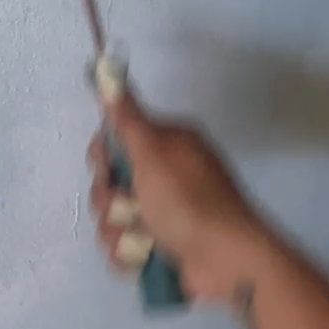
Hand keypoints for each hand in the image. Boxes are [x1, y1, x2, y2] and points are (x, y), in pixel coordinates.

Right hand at [88, 87, 270, 304]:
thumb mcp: (152, 152)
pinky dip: (129, 254)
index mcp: (167, 146)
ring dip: (118, 230)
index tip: (106, 166)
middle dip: (110, 199)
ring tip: (141, 238)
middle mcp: (164, 175)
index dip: (103, 156)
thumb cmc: (187, 200)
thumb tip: (108, 68)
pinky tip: (142, 257)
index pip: (115, 140)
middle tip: (127, 206)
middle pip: (109, 182)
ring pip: (112, 217)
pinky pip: (123, 246)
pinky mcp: (160, 247)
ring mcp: (162, 213)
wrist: (226, 260)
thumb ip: (126, 116)